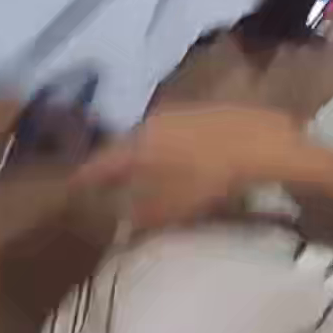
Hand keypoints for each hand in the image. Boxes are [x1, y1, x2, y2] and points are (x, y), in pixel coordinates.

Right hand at [72, 105, 323, 229]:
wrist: (261, 141)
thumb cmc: (214, 177)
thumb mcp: (175, 206)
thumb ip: (144, 215)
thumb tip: (123, 223)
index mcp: (140, 141)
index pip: (103, 160)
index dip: (86, 174)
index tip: (72, 185)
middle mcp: (151, 120)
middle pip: (123, 144)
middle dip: (112, 163)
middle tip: (101, 181)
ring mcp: (174, 111)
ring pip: (145, 135)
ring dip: (137, 154)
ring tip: (132, 173)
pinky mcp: (195, 110)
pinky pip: (165, 130)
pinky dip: (158, 146)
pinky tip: (167, 159)